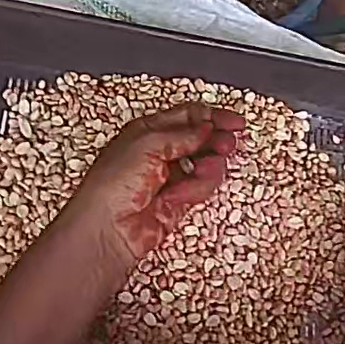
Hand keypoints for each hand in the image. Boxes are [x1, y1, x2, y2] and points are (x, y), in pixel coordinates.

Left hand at [67, 103, 245, 264]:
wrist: (108, 227)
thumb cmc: (114, 183)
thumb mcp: (147, 143)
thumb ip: (183, 134)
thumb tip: (208, 128)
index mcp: (149, 131)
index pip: (189, 116)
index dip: (214, 117)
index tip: (236, 122)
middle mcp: (161, 152)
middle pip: (202, 140)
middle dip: (217, 142)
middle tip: (226, 146)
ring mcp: (171, 177)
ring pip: (206, 165)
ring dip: (207, 169)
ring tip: (199, 174)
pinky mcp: (179, 201)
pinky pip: (201, 189)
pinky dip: (195, 190)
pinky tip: (178, 196)